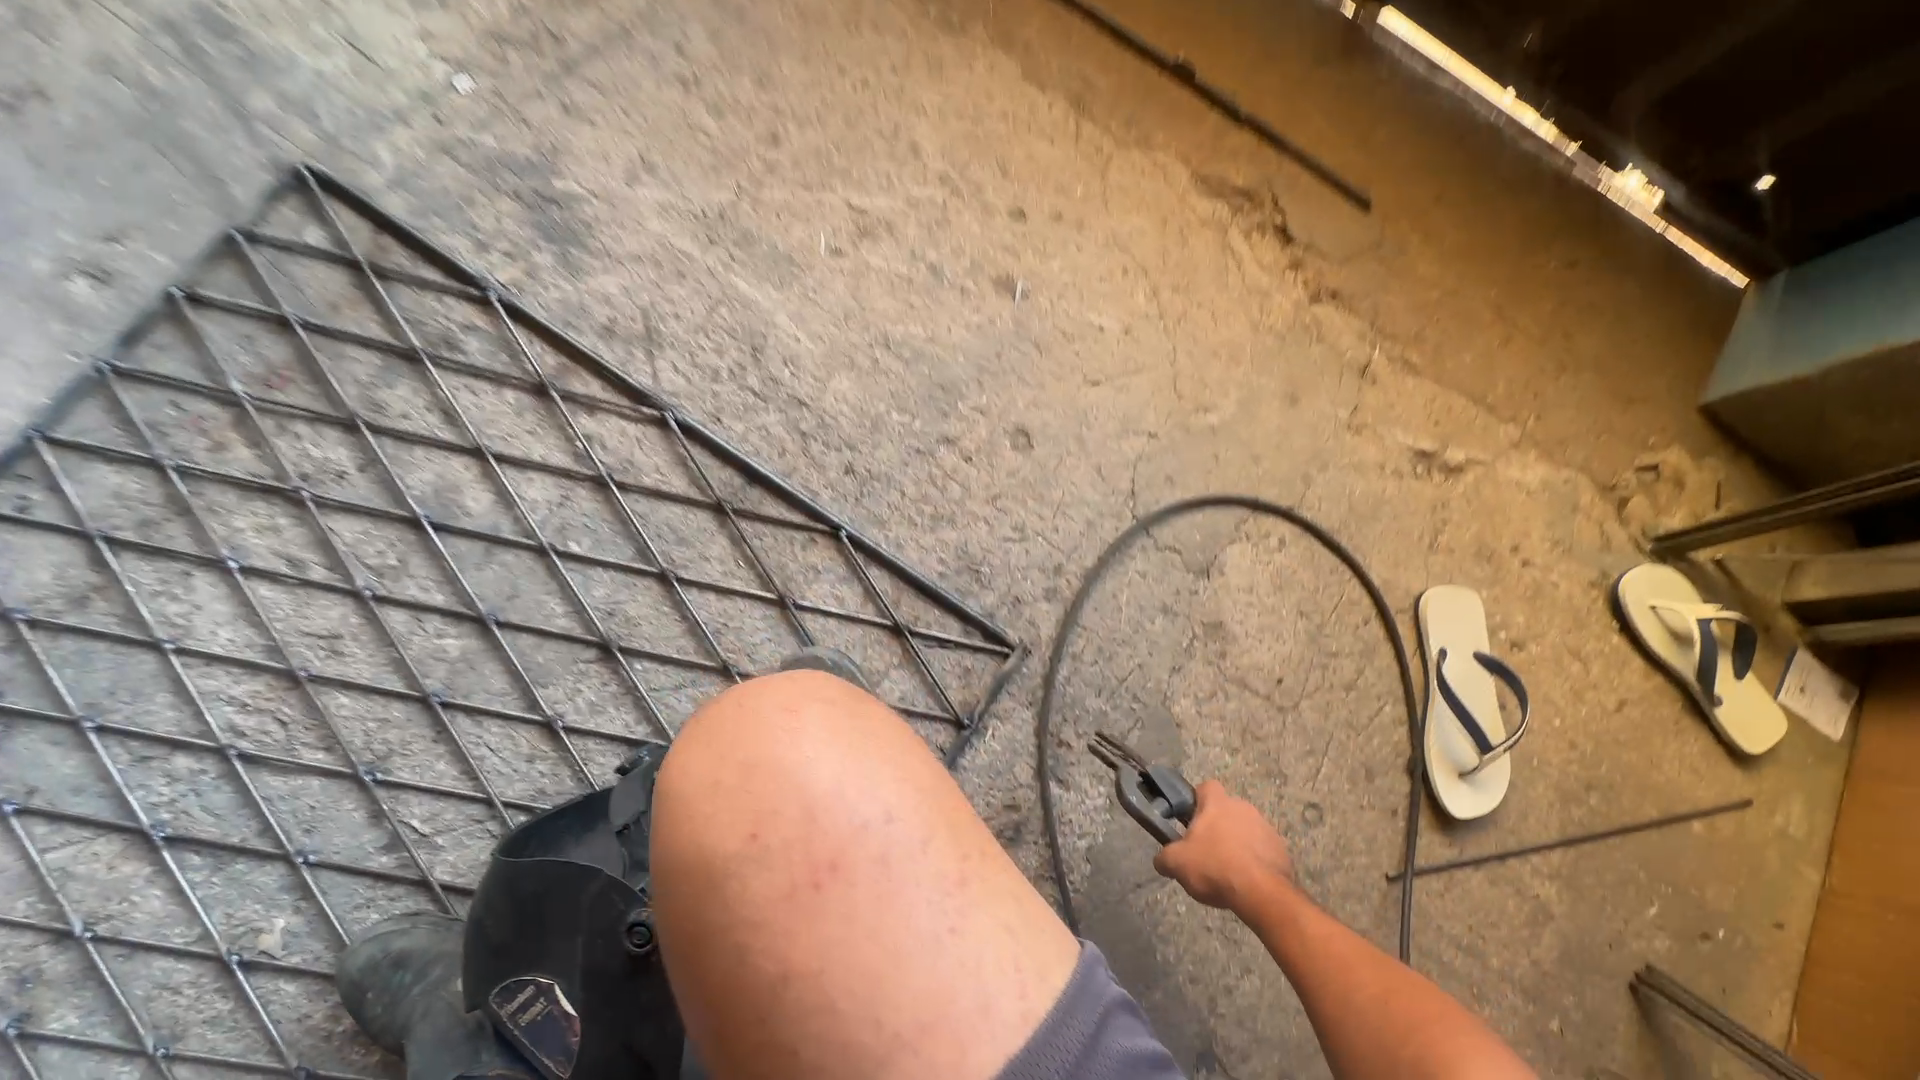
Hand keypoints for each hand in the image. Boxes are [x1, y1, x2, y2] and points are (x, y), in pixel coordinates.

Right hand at [1153, 780, 1293, 910]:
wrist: (1261, 892)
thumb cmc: (1214, 867)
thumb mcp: (1176, 863)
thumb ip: (1164, 857)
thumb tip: (1161, 860)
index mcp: (1218, 803)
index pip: (1206, 787)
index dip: (1196, 801)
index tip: (1190, 820)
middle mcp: (1243, 807)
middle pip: (1225, 810)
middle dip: (1216, 826)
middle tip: (1205, 851)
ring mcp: (1265, 827)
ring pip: (1244, 829)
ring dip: (1236, 843)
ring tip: (1227, 870)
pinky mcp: (1280, 848)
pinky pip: (1261, 848)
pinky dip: (1253, 859)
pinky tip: (1245, 879)